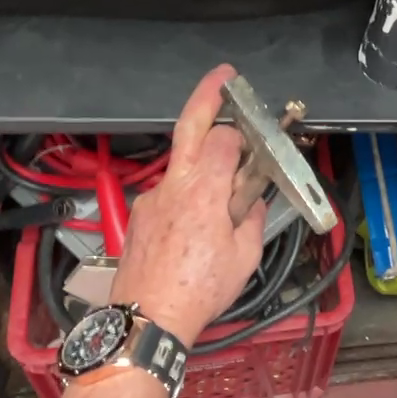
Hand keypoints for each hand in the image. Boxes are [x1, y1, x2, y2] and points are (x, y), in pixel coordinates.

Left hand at [108, 64, 267, 343]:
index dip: (241, 136)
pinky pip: (171, 193)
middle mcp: (174, 186)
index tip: (254, 145)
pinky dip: (188, 198)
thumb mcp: (245, 256)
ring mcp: (152, 198)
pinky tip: (198, 229)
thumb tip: (251, 201)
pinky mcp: (142, 215)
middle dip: (206, 95)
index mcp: (203, 193)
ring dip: (203, 165)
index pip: (222, 139)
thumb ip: (251, 218)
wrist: (147, 319)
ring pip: (181, 165)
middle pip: (188, 127)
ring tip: (222, 200)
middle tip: (224, 77)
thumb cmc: (199, 291)